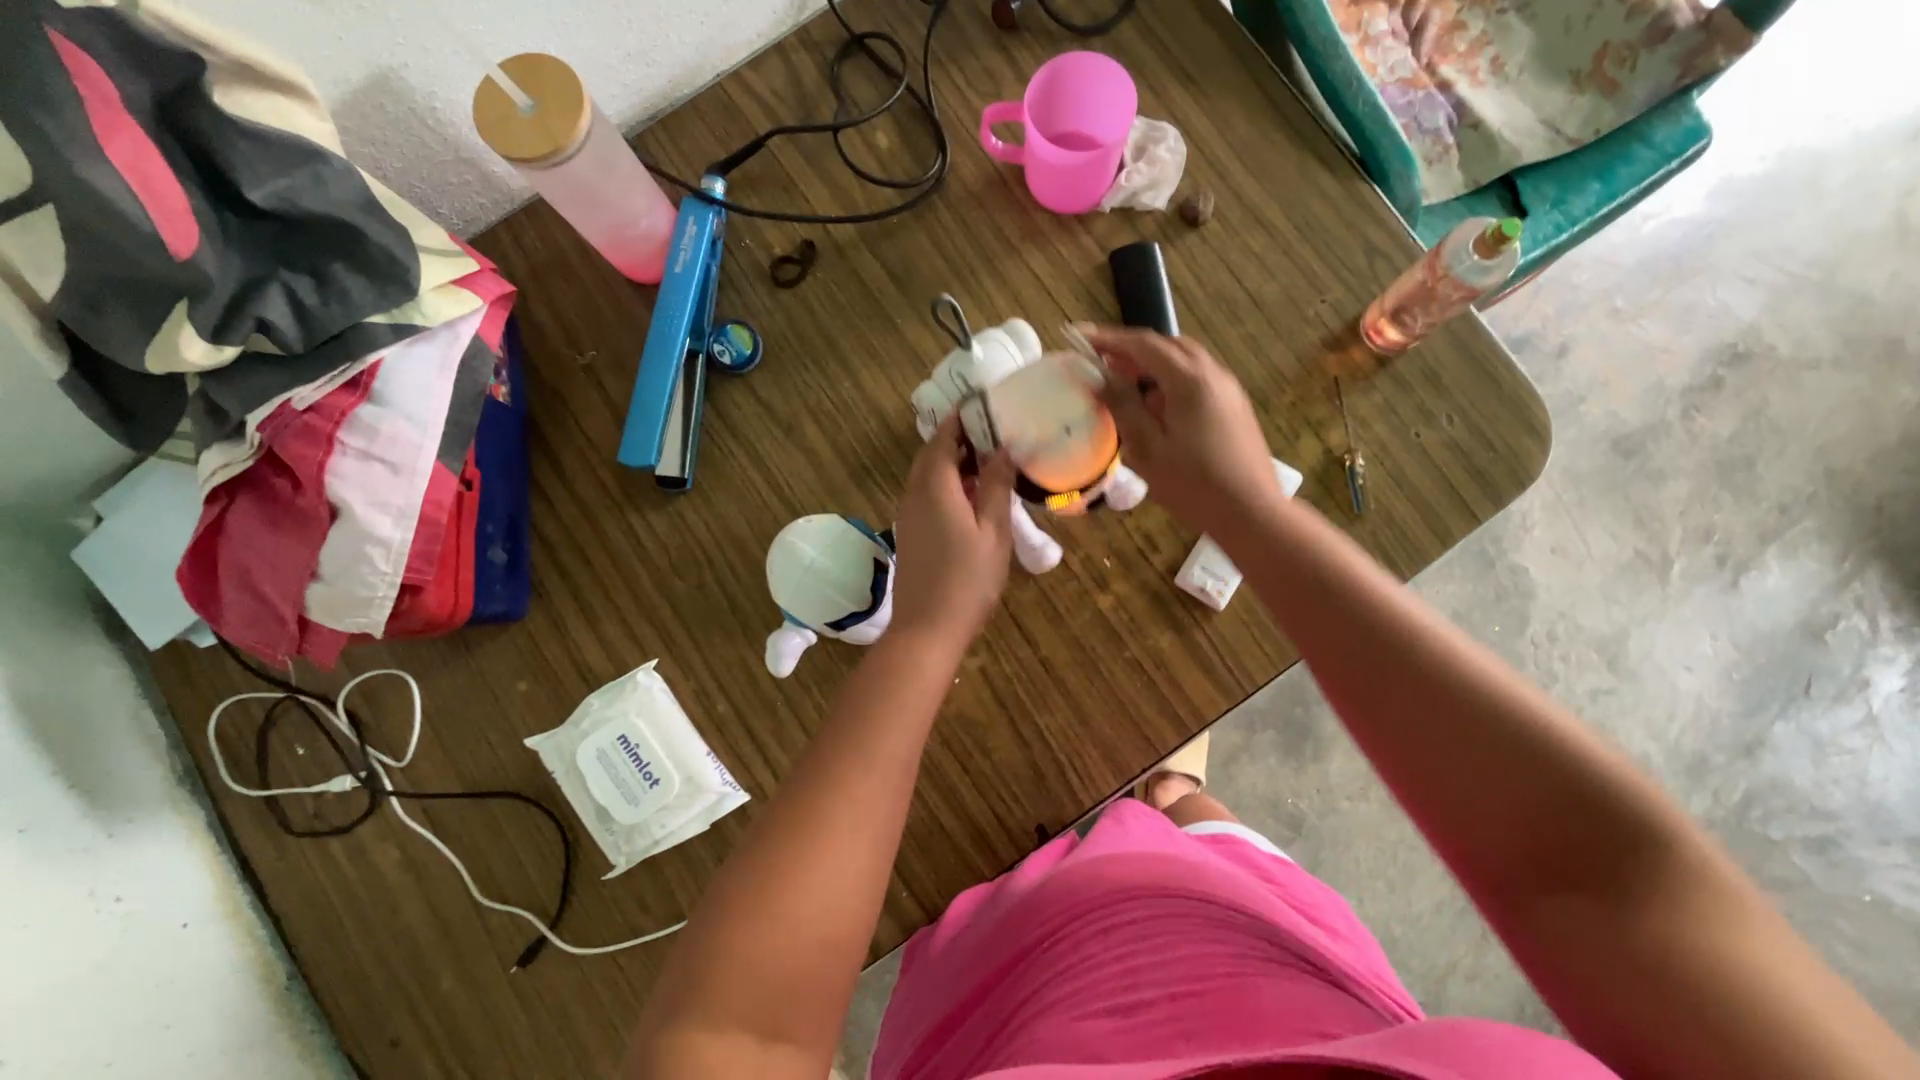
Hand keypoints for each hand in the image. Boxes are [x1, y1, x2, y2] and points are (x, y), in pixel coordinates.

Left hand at [890, 417, 1016, 644]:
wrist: (926, 630)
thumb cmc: (967, 581)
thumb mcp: (992, 532)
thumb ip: (995, 487)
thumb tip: (1001, 449)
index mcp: (935, 487)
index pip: (944, 437)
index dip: (962, 418)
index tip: (986, 405)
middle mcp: (914, 494)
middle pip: (932, 454)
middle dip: (958, 438)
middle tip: (993, 432)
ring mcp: (908, 515)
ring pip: (927, 475)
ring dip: (953, 462)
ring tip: (988, 461)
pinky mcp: (910, 533)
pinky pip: (926, 494)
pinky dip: (947, 484)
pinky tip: (972, 496)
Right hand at [1083, 324, 1279, 534]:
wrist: (1251, 512)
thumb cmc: (1194, 484)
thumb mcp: (1148, 449)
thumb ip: (1123, 407)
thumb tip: (1101, 378)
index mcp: (1189, 381)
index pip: (1144, 344)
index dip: (1110, 338)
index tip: (1081, 336)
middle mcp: (1213, 374)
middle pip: (1168, 346)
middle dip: (1133, 349)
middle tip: (1102, 362)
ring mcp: (1228, 390)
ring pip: (1186, 361)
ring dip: (1153, 364)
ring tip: (1125, 385)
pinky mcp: (1234, 406)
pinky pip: (1198, 379)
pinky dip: (1171, 380)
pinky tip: (1157, 407)